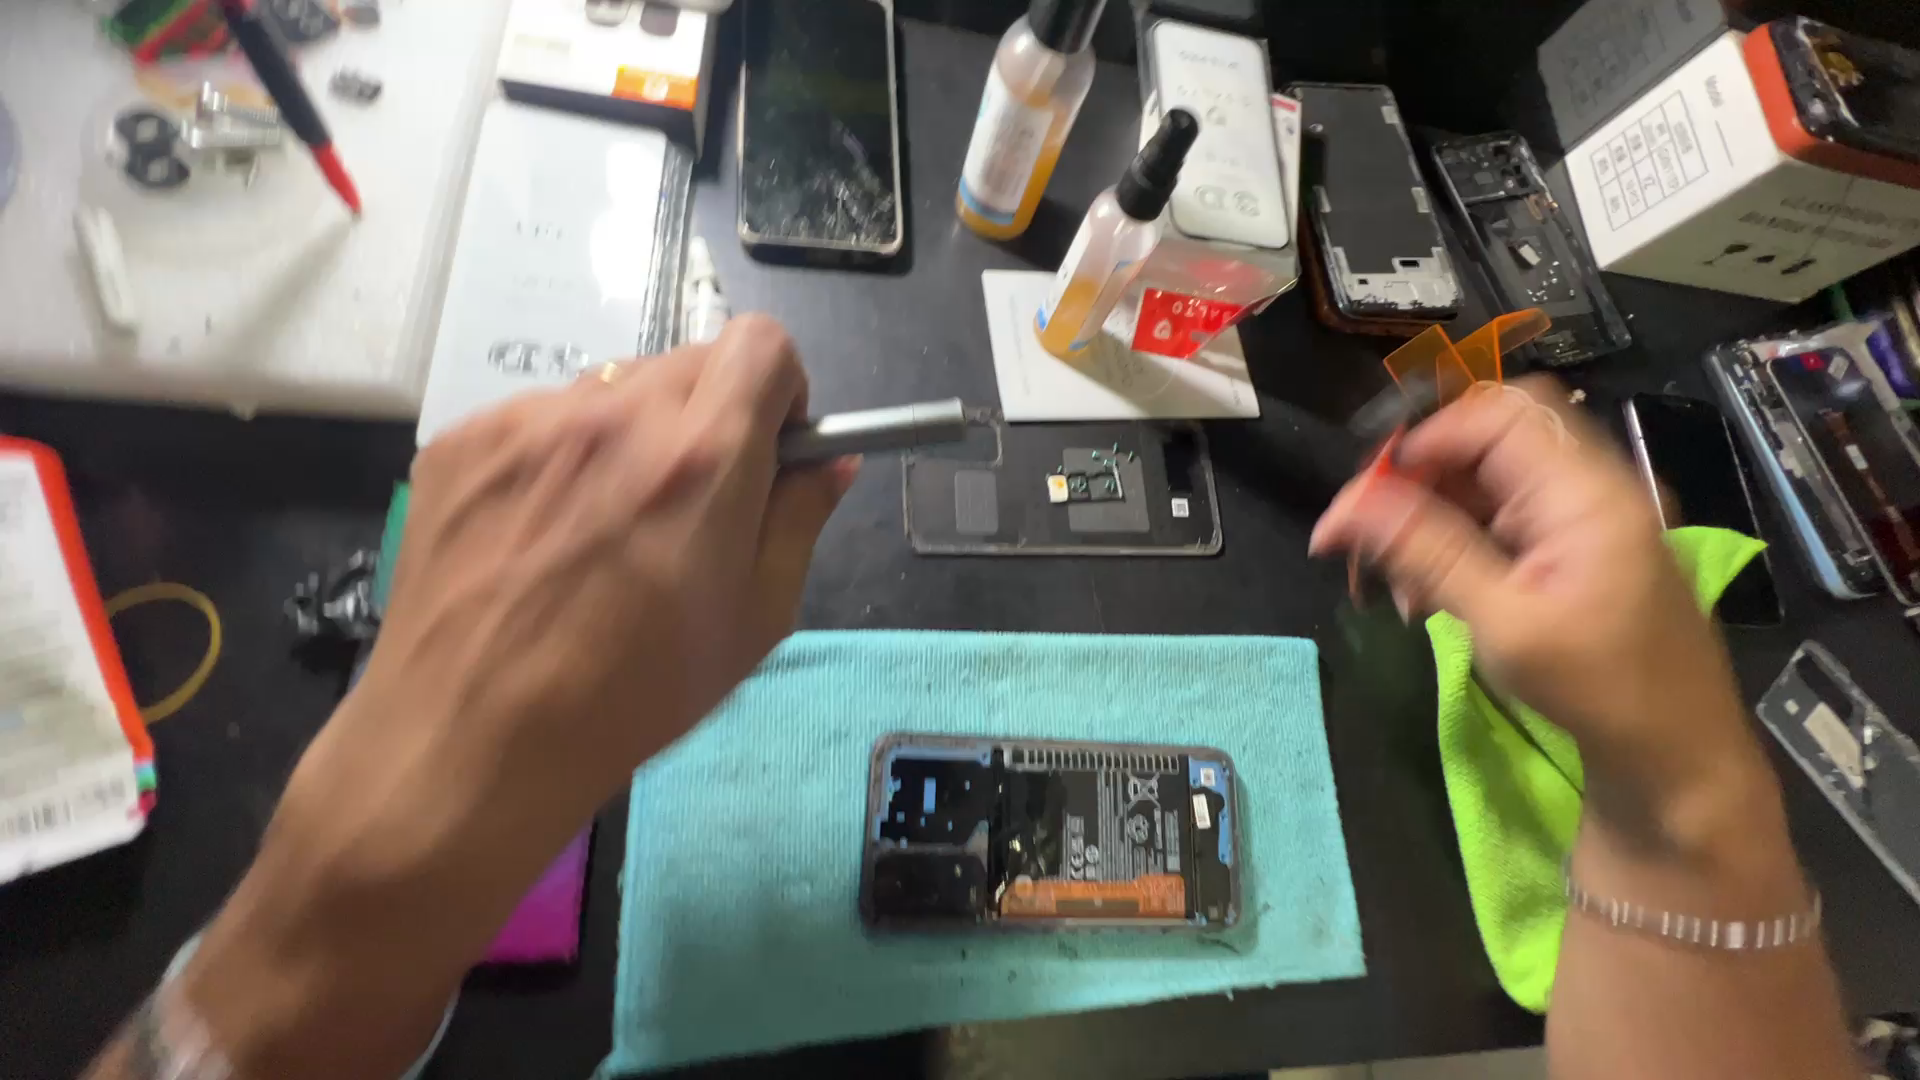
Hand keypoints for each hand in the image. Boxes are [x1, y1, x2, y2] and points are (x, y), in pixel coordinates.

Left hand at [364, 313, 857, 799]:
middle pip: (696, 359)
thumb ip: (802, 519)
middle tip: (701, 497)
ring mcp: (529, 420)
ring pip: (621, 385)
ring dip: (645, 430)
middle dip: (719, 413)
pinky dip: (574, 452)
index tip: (771, 448)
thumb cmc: (640, 692)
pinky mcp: (465, 439)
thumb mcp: (758, 616)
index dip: (783, 390)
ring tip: (616, 521)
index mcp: (702, 459)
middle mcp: (615, 414)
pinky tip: (552, 531)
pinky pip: (549, 416)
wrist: (469, 741)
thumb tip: (833, 461)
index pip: (764, 343)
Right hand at [1309, 380, 1771, 839]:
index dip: (1424, 437)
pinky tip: (1417, 595)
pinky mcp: (1555, 546)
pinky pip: (1481, 521)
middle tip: (1359, 528)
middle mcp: (1579, 489)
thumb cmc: (1597, 686)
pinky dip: (1438, 547)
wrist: (1671, 751)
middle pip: (1477, 444)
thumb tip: (1348, 505)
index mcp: (1584, 493)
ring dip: (1415, 521)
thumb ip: (1425, 550)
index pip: (1497, 415)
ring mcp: (1568, 518)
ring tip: (1386, 581)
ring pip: (1471, 485)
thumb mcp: (1501, 620)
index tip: (1369, 490)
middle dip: (1409, 482)